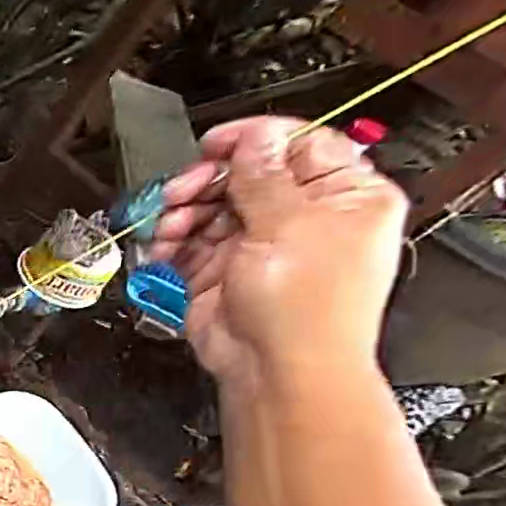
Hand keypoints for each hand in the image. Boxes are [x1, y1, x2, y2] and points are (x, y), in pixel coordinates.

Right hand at [149, 116, 407, 392]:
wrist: (274, 367)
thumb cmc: (306, 309)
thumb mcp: (288, 226)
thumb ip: (264, 178)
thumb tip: (255, 138)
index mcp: (341, 197)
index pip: (296, 148)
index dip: (252, 141)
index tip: (214, 144)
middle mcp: (299, 219)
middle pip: (243, 179)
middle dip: (205, 184)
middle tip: (180, 192)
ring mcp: (256, 247)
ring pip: (210, 211)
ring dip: (182, 214)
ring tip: (169, 227)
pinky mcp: (219, 272)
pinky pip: (189, 245)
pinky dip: (171, 243)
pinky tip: (164, 247)